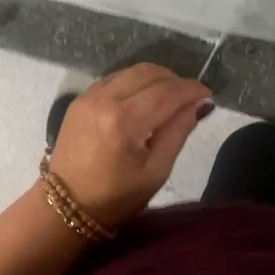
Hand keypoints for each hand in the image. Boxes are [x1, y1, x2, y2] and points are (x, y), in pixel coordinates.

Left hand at [48, 63, 212, 228]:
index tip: (208, 95)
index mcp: (124, 121)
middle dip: (175, 81)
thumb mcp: (156, 171)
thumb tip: (199, 104)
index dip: (192, 90)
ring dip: (155, 78)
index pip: (167, 92)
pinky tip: (143, 99)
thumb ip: (178, 132)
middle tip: (190, 97)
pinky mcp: (79, 99)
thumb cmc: (116, 196)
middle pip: (149, 73)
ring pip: (130, 71)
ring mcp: (88, 96)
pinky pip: (114, 79)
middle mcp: (104, 99)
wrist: (67, 203)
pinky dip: (134, 82)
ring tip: (170, 97)